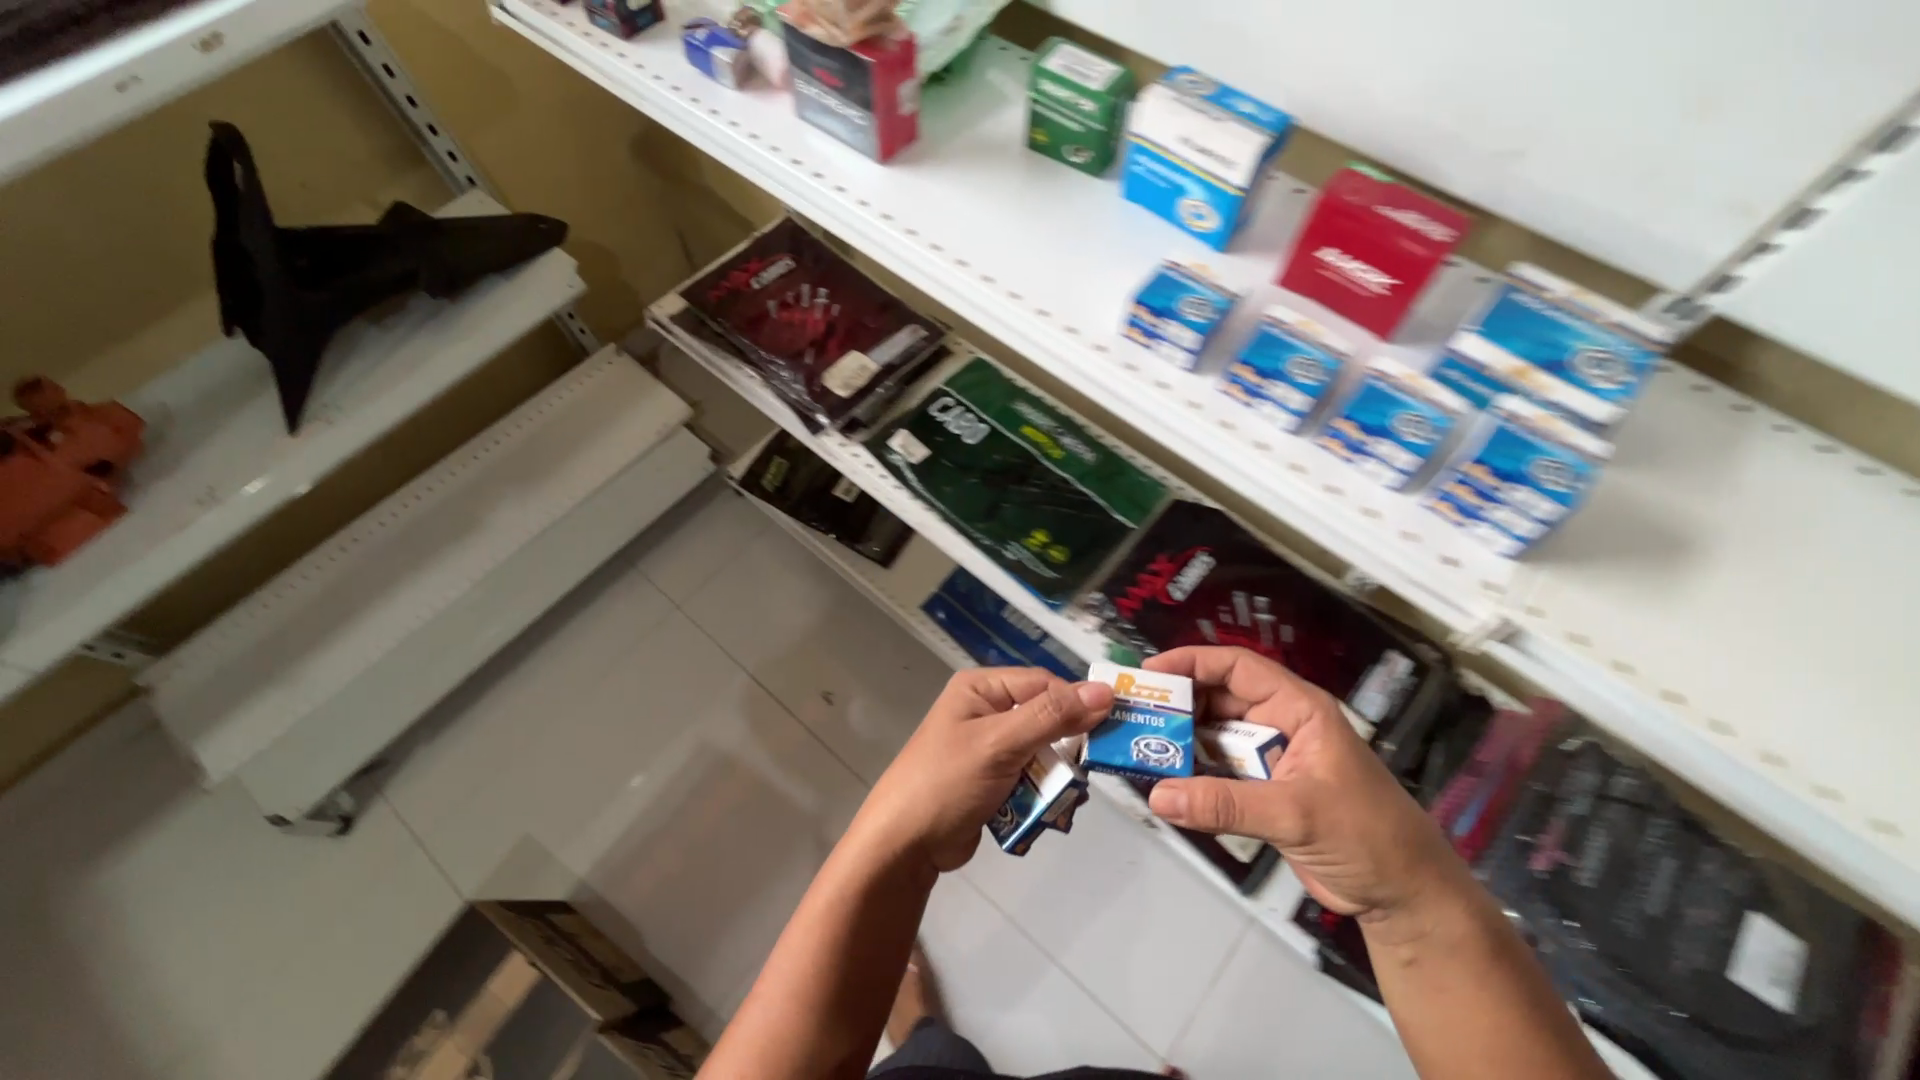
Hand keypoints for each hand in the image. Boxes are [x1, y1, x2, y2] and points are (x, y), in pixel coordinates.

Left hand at [851, 668, 1113, 874]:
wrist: (905, 845)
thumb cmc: (947, 782)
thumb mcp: (1000, 743)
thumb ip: (1052, 716)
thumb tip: (1105, 690)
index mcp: (982, 689)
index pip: (1045, 684)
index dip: (1078, 704)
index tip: (1110, 730)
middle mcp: (988, 712)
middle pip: (1049, 720)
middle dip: (1067, 751)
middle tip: (1082, 775)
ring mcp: (992, 750)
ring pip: (1047, 755)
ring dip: (1057, 780)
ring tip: (1061, 802)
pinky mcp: (996, 783)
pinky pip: (1034, 781)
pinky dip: (1044, 798)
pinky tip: (1047, 816)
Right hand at [1142, 647, 1473, 935]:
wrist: (1404, 894)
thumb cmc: (1367, 835)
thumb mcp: (1296, 813)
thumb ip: (1227, 804)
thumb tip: (1159, 795)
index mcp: (1298, 708)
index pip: (1237, 668)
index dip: (1192, 663)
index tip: (1148, 674)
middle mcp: (1280, 725)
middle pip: (1218, 699)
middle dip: (1176, 704)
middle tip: (1131, 714)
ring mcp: (1271, 759)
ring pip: (1214, 736)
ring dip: (1179, 740)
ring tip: (1136, 744)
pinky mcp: (1263, 792)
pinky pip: (1218, 772)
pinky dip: (1191, 774)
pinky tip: (1163, 780)